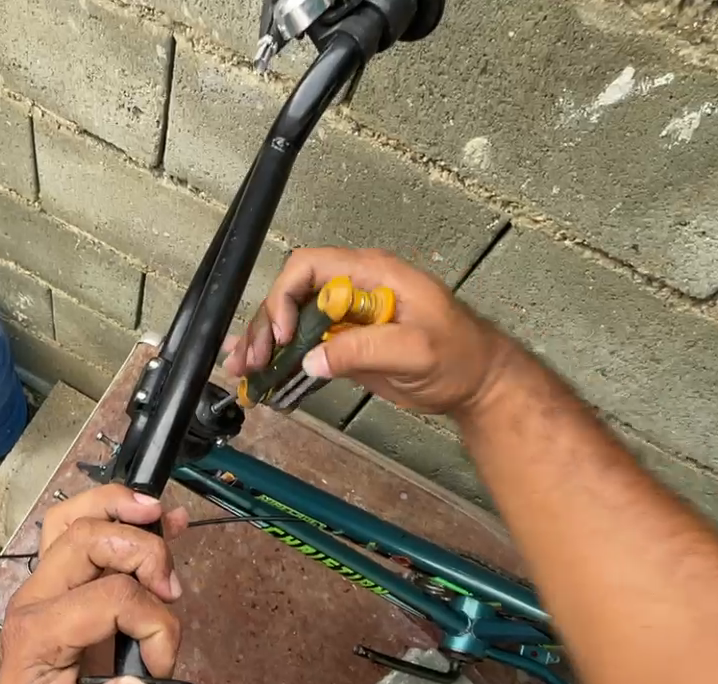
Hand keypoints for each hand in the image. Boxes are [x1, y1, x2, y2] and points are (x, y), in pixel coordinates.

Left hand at [0, 485, 188, 683]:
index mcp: (36, 636)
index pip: (108, 596)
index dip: (153, 624)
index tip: (162, 665)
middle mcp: (37, 601)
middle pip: (88, 537)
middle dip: (143, 554)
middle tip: (171, 593)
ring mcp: (48, 589)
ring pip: (76, 518)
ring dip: (124, 512)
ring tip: (165, 520)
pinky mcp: (65, 589)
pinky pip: (83, 531)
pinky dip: (121, 516)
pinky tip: (160, 517)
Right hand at [222, 247, 518, 416]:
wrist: (475, 381)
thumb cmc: (458, 356)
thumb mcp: (416, 351)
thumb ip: (364, 350)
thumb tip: (311, 360)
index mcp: (371, 275)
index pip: (309, 267)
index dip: (286, 298)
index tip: (284, 337)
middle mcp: (352, 290)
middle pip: (290, 295)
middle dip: (265, 327)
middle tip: (252, 362)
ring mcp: (344, 317)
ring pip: (289, 321)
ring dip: (263, 343)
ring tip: (242, 370)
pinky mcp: (342, 343)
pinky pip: (301, 345)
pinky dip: (277, 359)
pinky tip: (257, 373)